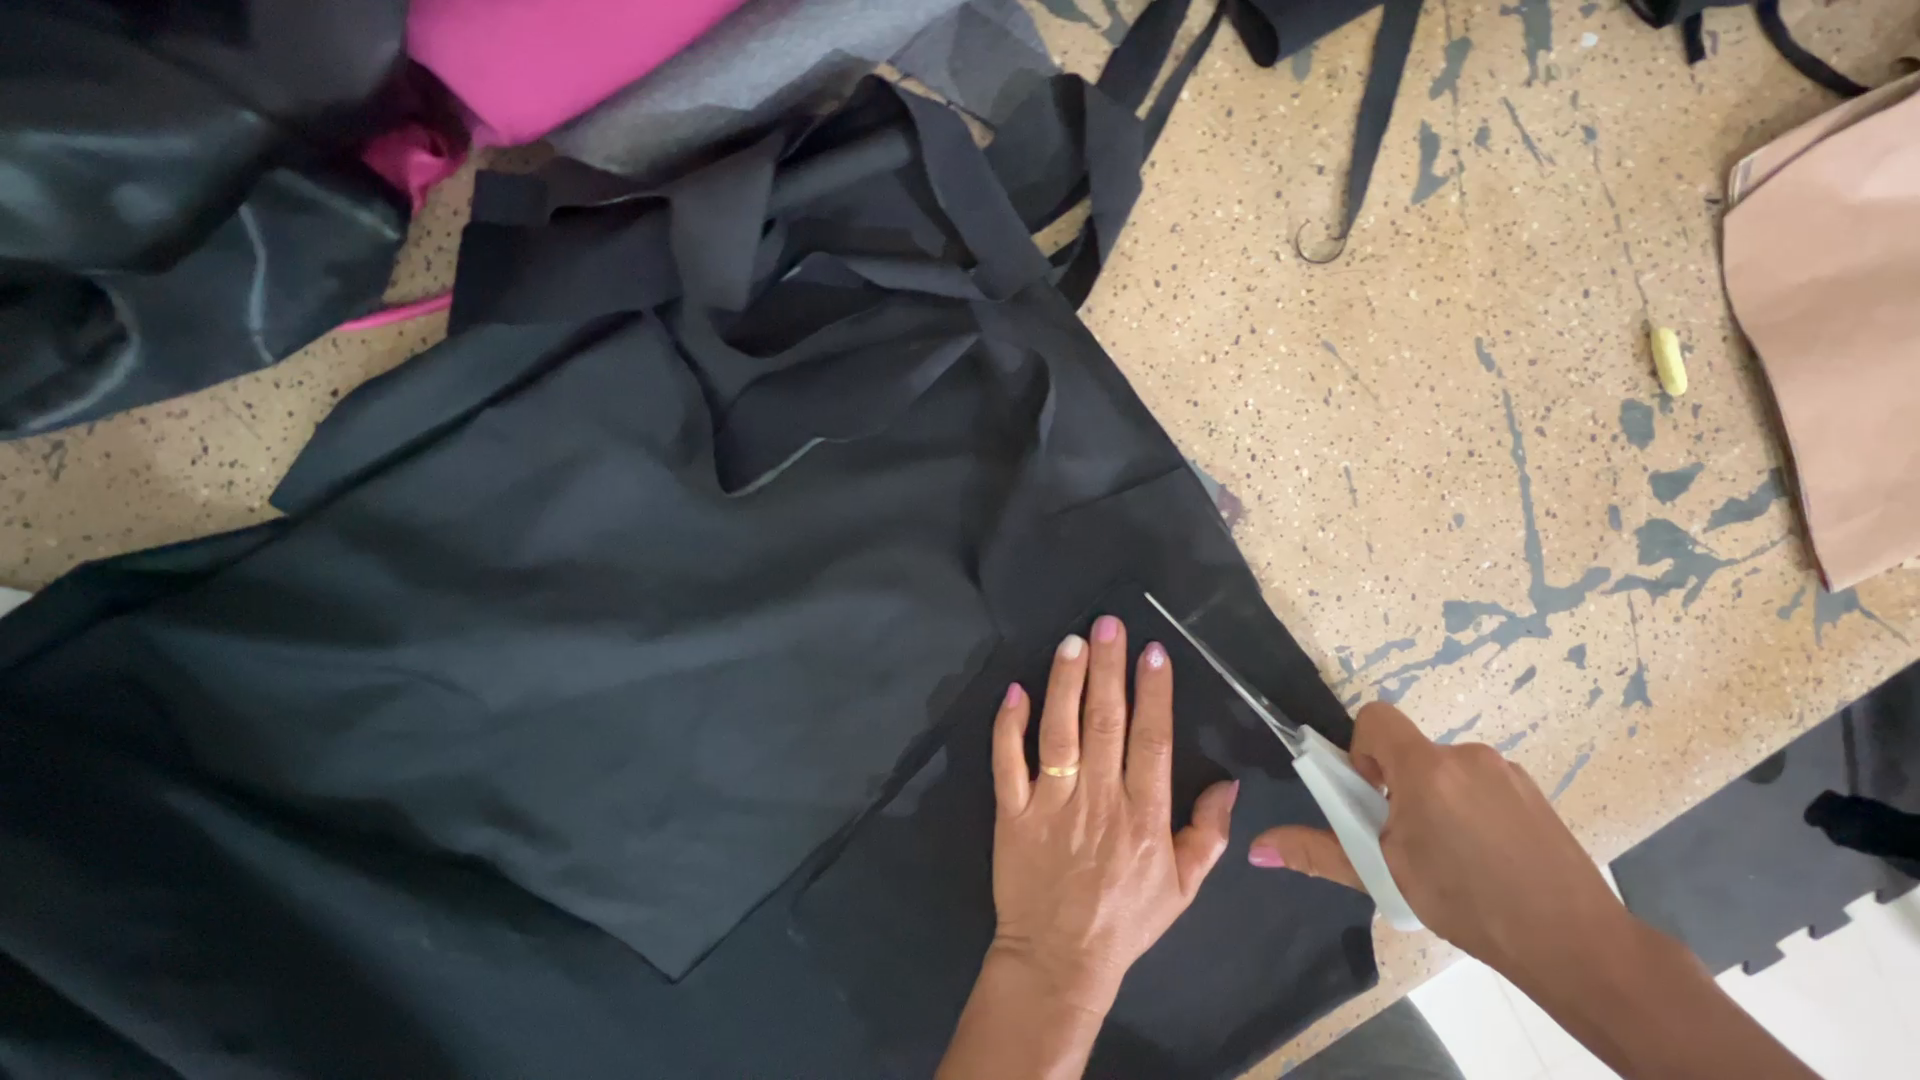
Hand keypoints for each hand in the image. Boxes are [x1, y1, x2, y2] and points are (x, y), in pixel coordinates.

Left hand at [986, 615, 1239, 1013]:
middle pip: (1104, 723)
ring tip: (1071, 642)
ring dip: (1064, 684)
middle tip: (1108, 624)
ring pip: (1058, 733)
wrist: (1059, 960)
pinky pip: (1007, 764)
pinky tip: (1015, 691)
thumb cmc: (1126, 920)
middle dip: (1108, 669)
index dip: (1153, 693)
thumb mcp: (1184, 887)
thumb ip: (1208, 834)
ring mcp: (1051, 805)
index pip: (1151, 741)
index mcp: (1144, 816)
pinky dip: (1008, 727)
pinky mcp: (1011, 814)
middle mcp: (1099, 802)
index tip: (1152, 651)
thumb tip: (1228, 783)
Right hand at [1248, 702, 1627, 976]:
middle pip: (1410, 751)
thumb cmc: (1468, 903)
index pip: (1375, 718)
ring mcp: (1507, 772)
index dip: (1361, 750)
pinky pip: (1481, 785)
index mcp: (1425, 769)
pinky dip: (1470, 810)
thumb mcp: (1384, 875)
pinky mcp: (1534, 792)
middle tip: (1408, 842)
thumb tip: (1257, 847)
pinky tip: (1487, 860)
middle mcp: (1466, 756)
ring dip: (1435, 800)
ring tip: (1452, 858)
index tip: (1371, 796)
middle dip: (1398, 787)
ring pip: (1446, 771)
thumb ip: (1319, 851)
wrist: (1575, 941)